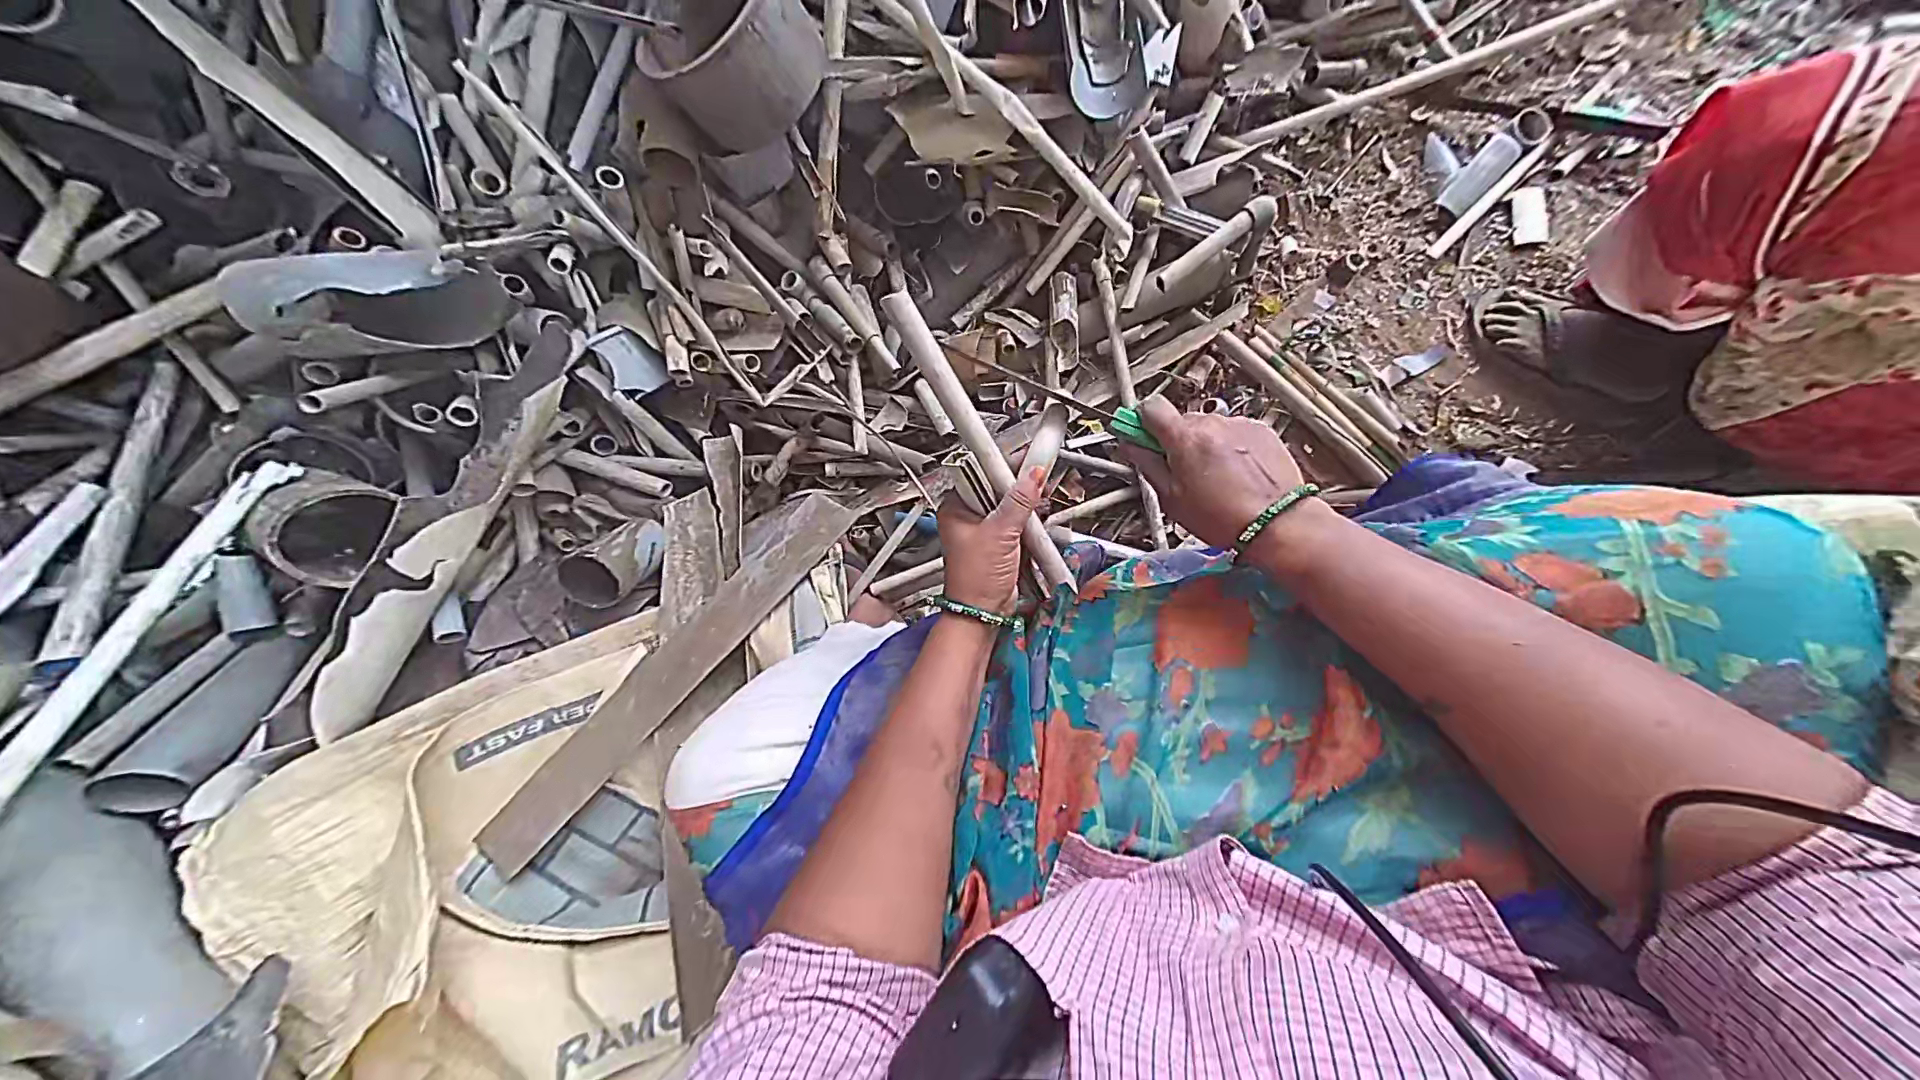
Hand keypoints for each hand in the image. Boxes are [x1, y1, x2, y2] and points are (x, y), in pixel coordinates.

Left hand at [937, 466, 1044, 614]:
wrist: (983, 614)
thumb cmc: (975, 580)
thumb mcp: (999, 534)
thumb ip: (1019, 502)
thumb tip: (1033, 475)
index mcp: (957, 506)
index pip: (981, 472)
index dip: (1005, 464)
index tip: (1028, 458)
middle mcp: (970, 514)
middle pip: (1000, 486)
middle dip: (1022, 486)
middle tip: (1039, 483)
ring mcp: (987, 527)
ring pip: (1013, 504)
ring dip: (1029, 507)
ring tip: (1038, 509)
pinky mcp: (1002, 541)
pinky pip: (1020, 522)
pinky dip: (1031, 522)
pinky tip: (1037, 525)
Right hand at [1120, 395, 1307, 547]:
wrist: (1277, 523)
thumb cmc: (1224, 517)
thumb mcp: (1171, 498)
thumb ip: (1147, 465)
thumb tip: (1132, 447)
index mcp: (1185, 438)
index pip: (1150, 407)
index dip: (1141, 422)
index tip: (1139, 436)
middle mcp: (1212, 424)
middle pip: (1180, 420)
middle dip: (1174, 441)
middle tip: (1177, 471)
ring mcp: (1239, 425)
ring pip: (1207, 427)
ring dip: (1203, 445)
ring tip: (1210, 479)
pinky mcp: (1260, 431)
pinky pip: (1232, 433)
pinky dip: (1228, 448)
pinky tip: (1232, 475)